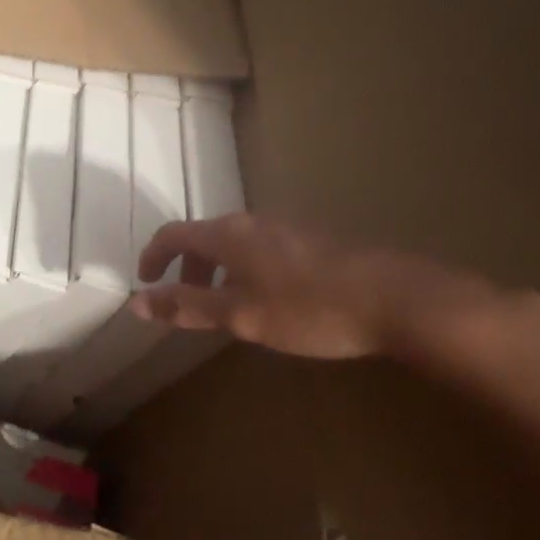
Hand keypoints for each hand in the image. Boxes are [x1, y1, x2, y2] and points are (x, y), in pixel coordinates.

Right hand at [128, 212, 533, 361]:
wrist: (404, 301)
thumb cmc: (310, 309)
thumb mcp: (240, 316)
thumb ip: (186, 308)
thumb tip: (135, 303)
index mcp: (226, 235)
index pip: (172, 234)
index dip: (152, 257)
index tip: (145, 282)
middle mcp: (252, 223)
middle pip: (204, 237)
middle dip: (187, 267)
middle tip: (189, 301)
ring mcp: (290, 229)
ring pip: (238, 244)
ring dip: (220, 270)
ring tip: (232, 306)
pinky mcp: (320, 242)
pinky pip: (266, 249)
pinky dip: (250, 270)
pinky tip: (277, 301)